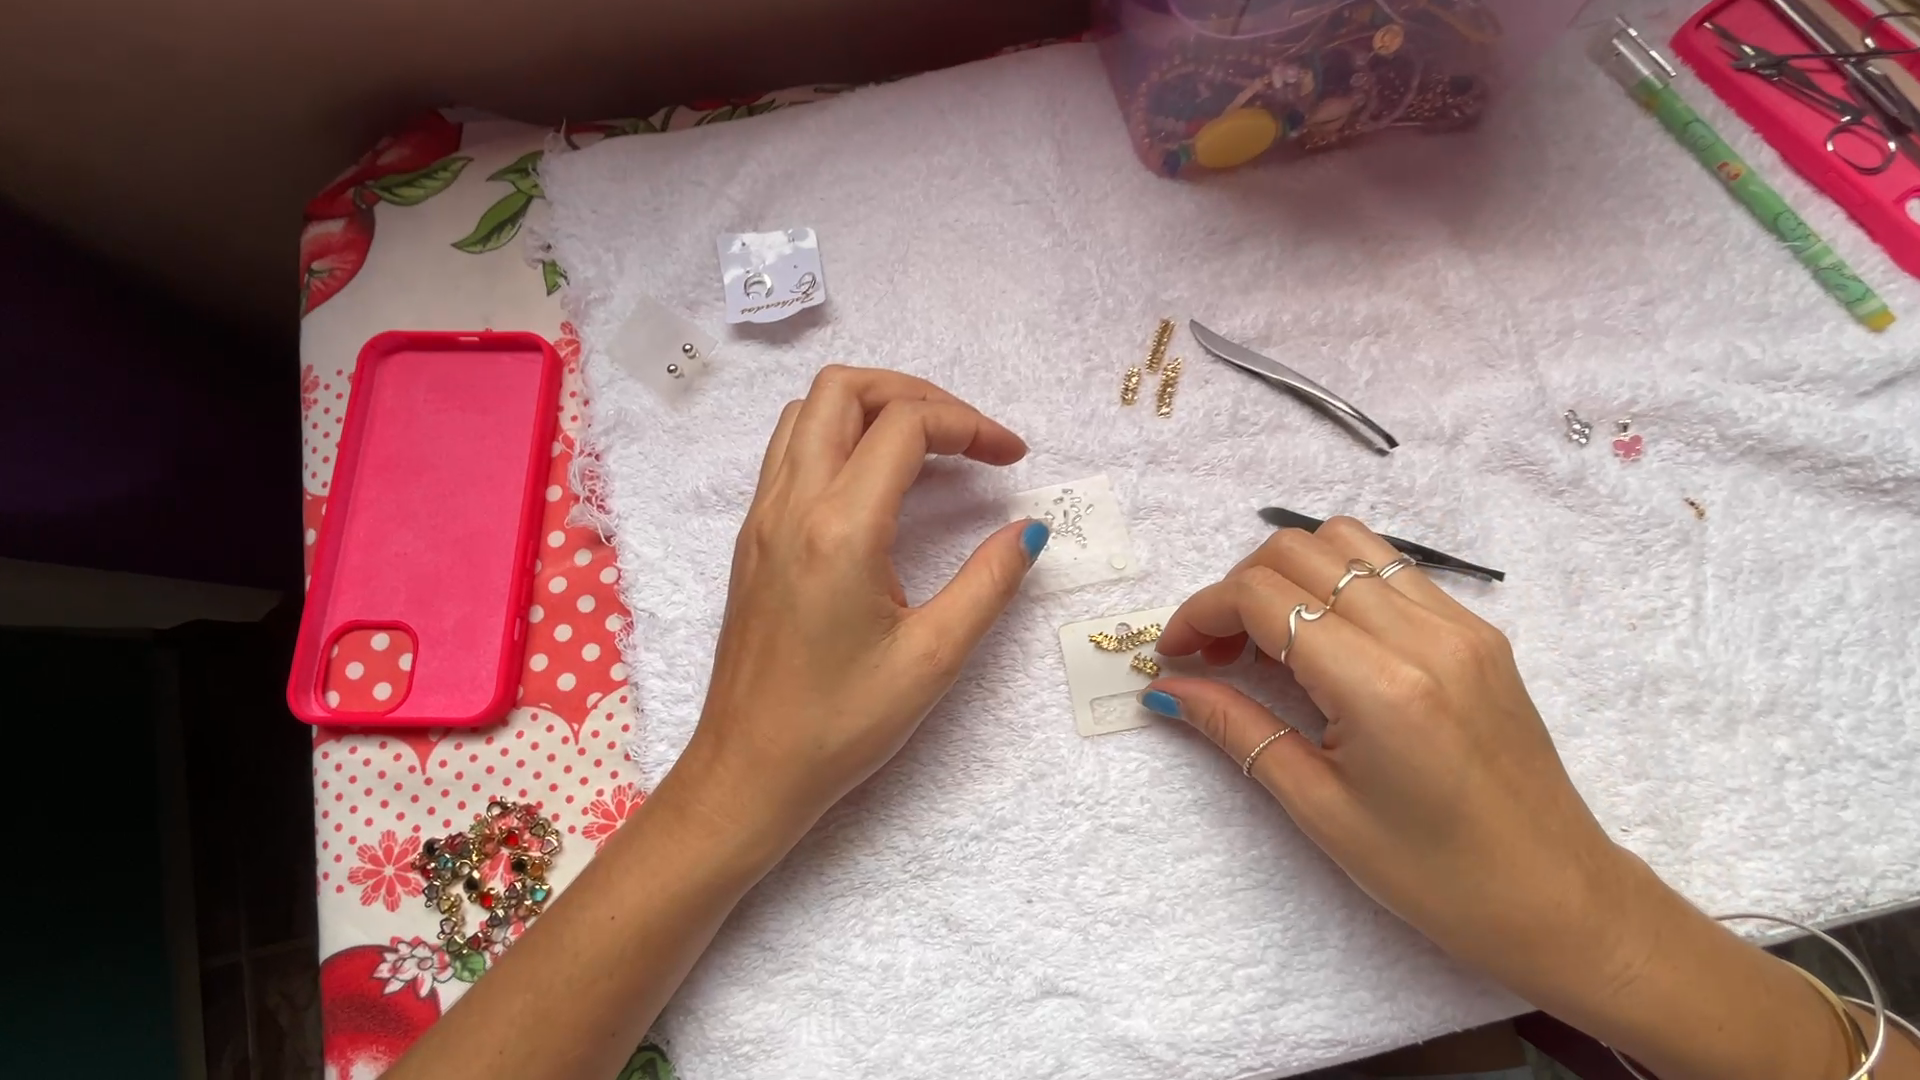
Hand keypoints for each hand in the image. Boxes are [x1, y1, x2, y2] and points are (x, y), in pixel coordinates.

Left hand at [676, 366, 1049, 836]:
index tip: (1012, 458)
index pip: (906, 425)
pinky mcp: (752, 535)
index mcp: (839, 528)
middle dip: (916, 393)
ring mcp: (762, 515)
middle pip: (845, 388)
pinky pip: (791, 449)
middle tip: (966, 436)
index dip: (971, 425)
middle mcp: (791, 503)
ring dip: (872, 407)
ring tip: (927, 447)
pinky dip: (840, 436)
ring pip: (809, 411)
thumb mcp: (933, 658)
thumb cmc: (840, 725)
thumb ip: (989, 582)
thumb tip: (1029, 529)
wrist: (748, 770)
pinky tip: (877, 482)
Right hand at [1143, 517, 1641, 1005]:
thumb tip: (1166, 689)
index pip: (1263, 597)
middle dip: (1233, 589)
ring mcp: (1460, 623)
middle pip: (1296, 551)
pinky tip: (1321, 638)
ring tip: (1265, 636)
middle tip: (1214, 651)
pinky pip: (1386, 569)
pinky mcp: (1477, 630)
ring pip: (1344, 542)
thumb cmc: (1434, 876)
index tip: (1174, 653)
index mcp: (1381, 685)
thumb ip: (1236, 729)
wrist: (1565, 903)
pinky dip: (1332, 583)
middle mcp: (1423, 634)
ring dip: (1284, 574)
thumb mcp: (1318, 808)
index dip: (1200, 612)